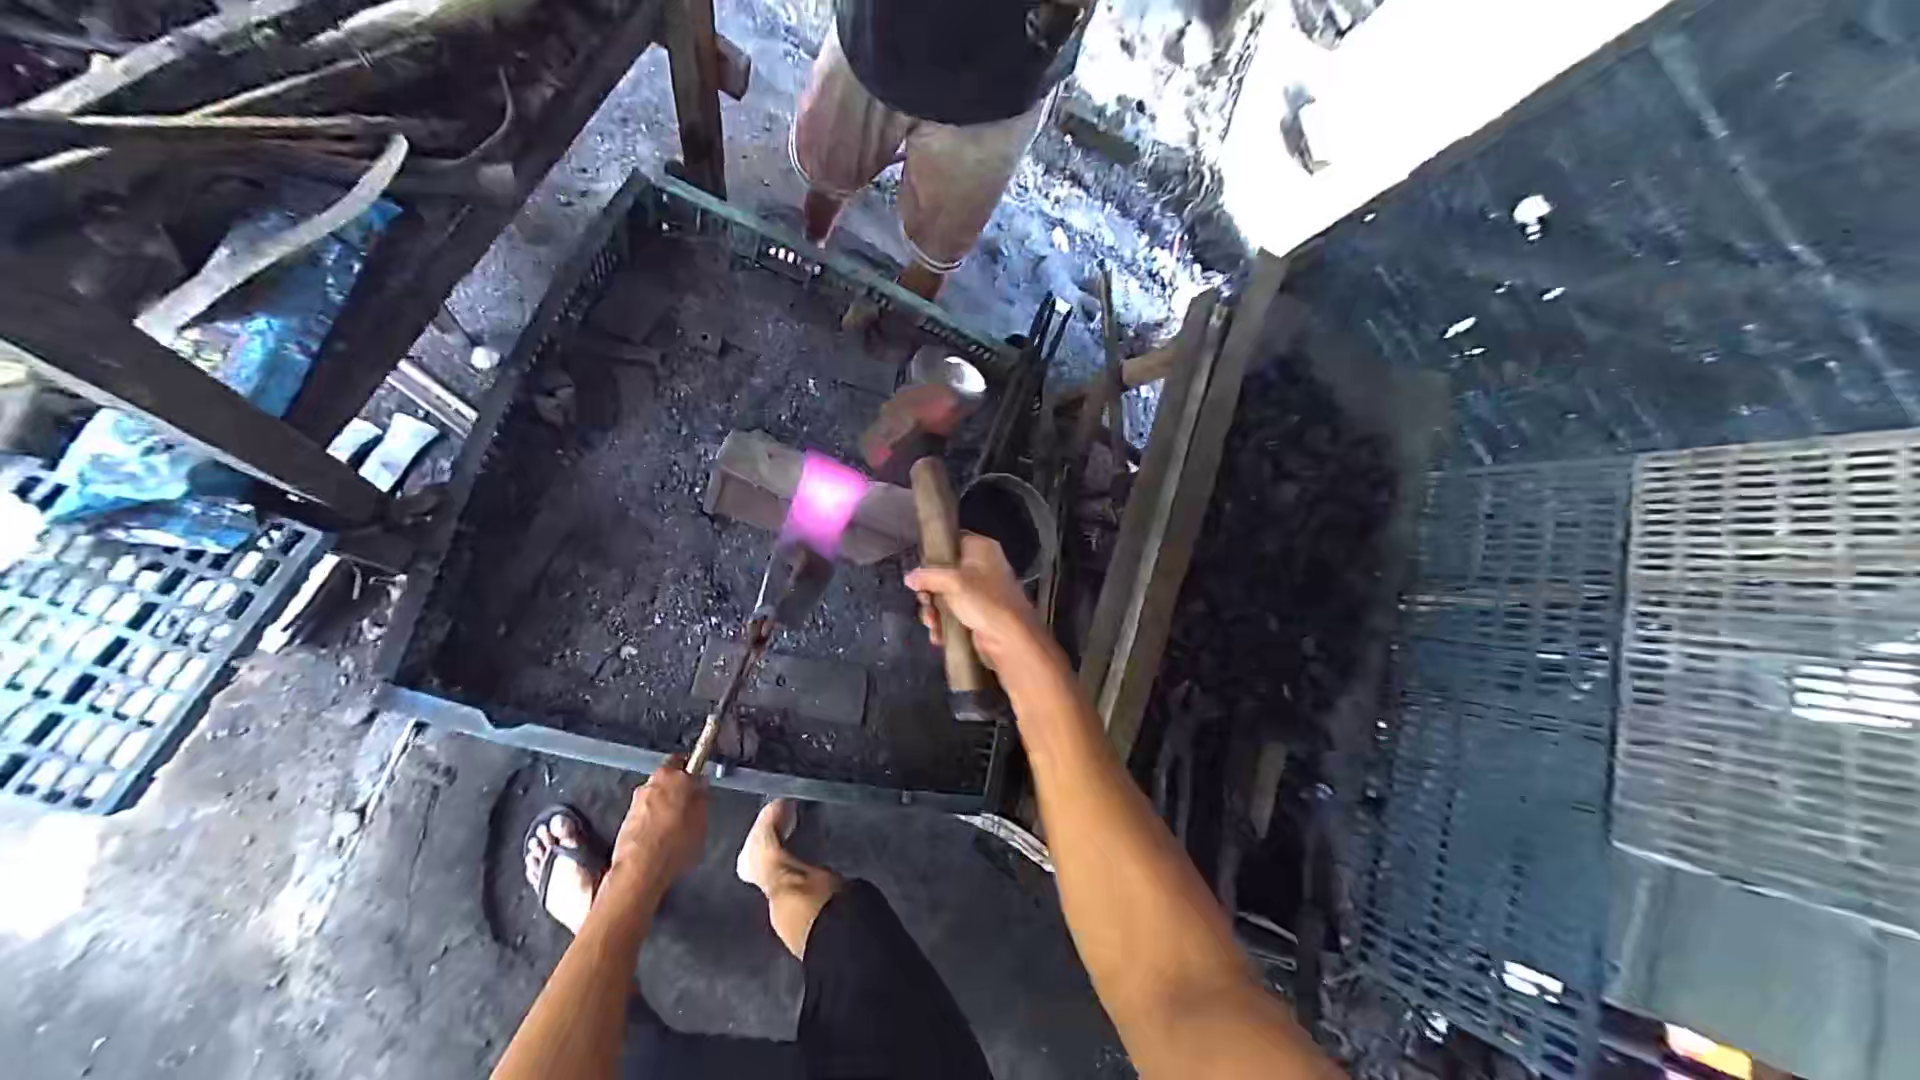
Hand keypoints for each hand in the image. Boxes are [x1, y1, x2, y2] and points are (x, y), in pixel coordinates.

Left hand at [609, 755, 707, 891]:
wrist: (640, 870)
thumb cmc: (673, 844)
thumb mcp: (702, 820)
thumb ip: (702, 797)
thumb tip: (701, 787)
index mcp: (674, 777)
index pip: (686, 760)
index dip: (694, 769)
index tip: (699, 777)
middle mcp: (652, 783)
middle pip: (668, 777)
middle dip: (678, 786)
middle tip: (691, 802)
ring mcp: (636, 801)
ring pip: (656, 795)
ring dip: (664, 803)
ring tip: (677, 824)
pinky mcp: (626, 820)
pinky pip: (645, 812)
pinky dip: (653, 819)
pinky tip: (662, 836)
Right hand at [904, 534, 1058, 679]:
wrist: (1011, 638)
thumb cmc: (984, 600)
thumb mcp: (953, 583)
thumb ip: (928, 577)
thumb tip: (909, 578)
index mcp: (981, 549)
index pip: (952, 542)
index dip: (933, 554)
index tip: (920, 569)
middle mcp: (981, 567)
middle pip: (944, 572)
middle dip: (930, 591)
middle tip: (924, 601)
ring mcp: (979, 592)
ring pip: (946, 596)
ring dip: (934, 610)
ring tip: (932, 622)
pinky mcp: (977, 614)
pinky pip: (953, 613)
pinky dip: (944, 623)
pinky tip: (938, 634)